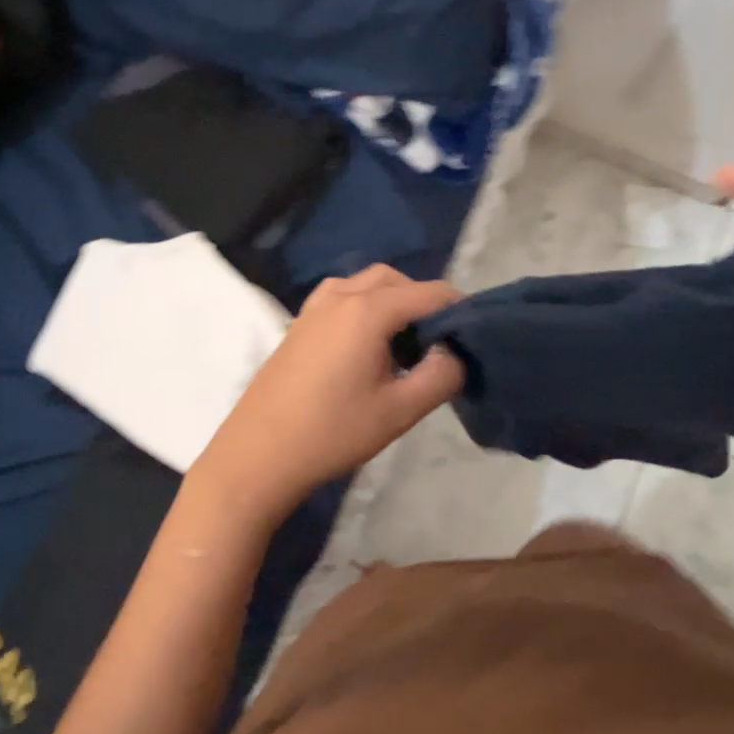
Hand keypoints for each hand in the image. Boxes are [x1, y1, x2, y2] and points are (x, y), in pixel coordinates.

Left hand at [190, 266, 465, 524]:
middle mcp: (340, 295)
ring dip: (392, 303)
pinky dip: (365, 309)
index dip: (458, 308)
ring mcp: (314, 307)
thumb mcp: (399, 411)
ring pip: (365, 285)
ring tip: (405, 347)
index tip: (475, 336)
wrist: (258, 453)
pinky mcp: (298, 323)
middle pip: (395, 280)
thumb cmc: (332, 432)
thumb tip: (454, 353)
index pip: (428, 292)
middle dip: (423, 302)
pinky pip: (342, 298)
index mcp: (367, 310)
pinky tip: (368, 350)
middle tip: (440, 343)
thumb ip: (440, 376)